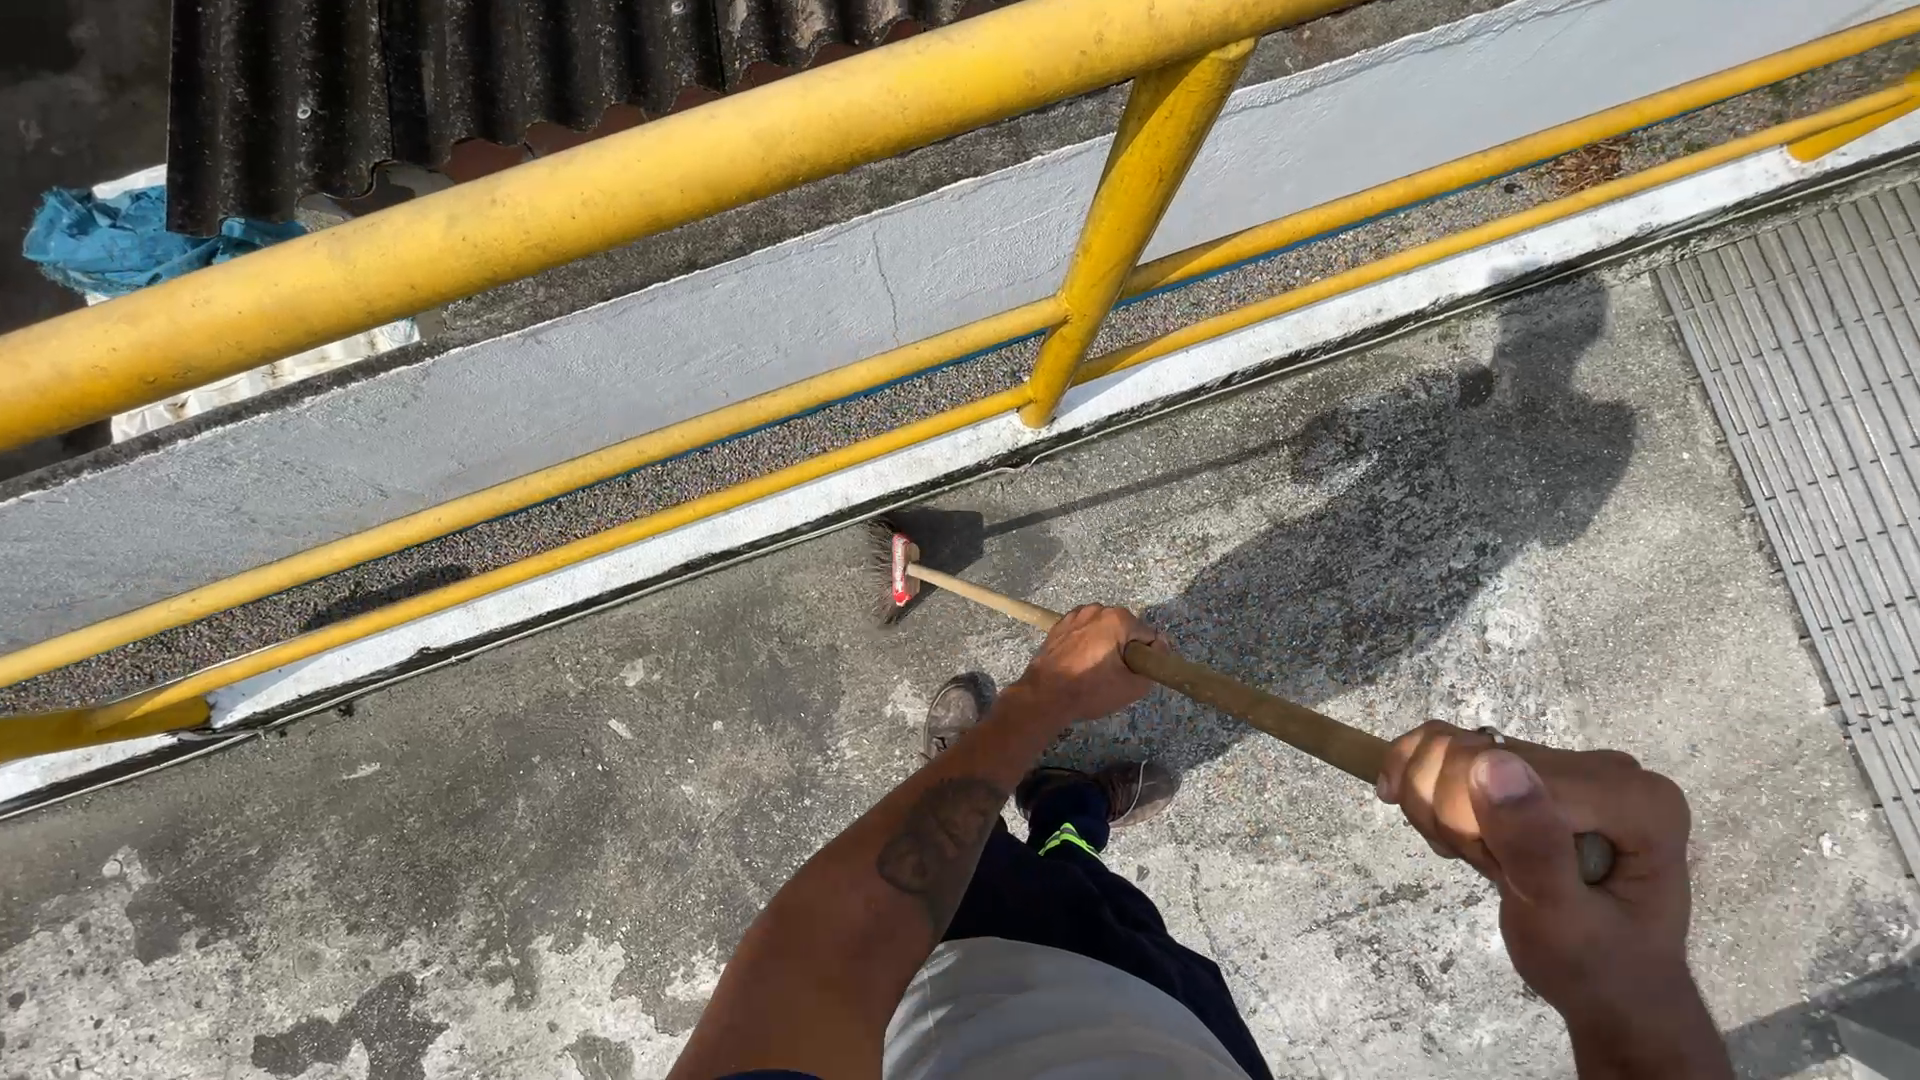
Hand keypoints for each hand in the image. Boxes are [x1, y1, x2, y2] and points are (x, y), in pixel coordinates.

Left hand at [1009, 605, 1163, 725]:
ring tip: (1098, 670)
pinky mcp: (1059, 625)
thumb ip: (1154, 665)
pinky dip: (1088, 643)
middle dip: (1127, 649)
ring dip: (1107, 645)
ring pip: (1104, 629)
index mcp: (1117, 618)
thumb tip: (1159, 649)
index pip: (1148, 635)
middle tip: (1118, 674)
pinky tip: (1082, 663)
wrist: (1045, 695)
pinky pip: (1084, 632)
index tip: (1140, 672)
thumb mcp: (1133, 686)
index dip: (1149, 656)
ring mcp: (1075, 615)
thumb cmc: (1090, 690)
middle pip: (1125, 630)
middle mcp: (1097, 609)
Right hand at [1378, 722, 1728, 1078]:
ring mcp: (1564, 761)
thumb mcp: (1562, 922)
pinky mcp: (1529, 763)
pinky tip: (1434, 821)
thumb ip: (1534, 846)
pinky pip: (1442, 743)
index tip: (1489, 871)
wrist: (1607, 989)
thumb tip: (1492, 763)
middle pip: (1467, 753)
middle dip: (1449, 815)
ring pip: (1444, 747)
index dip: (1467, 820)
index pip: (1501, 769)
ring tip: (1475, 853)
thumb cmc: (1594, 966)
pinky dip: (1416, 780)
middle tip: (1485, 866)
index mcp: (1632, 798)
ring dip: (1433, 806)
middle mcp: (1603, 766)